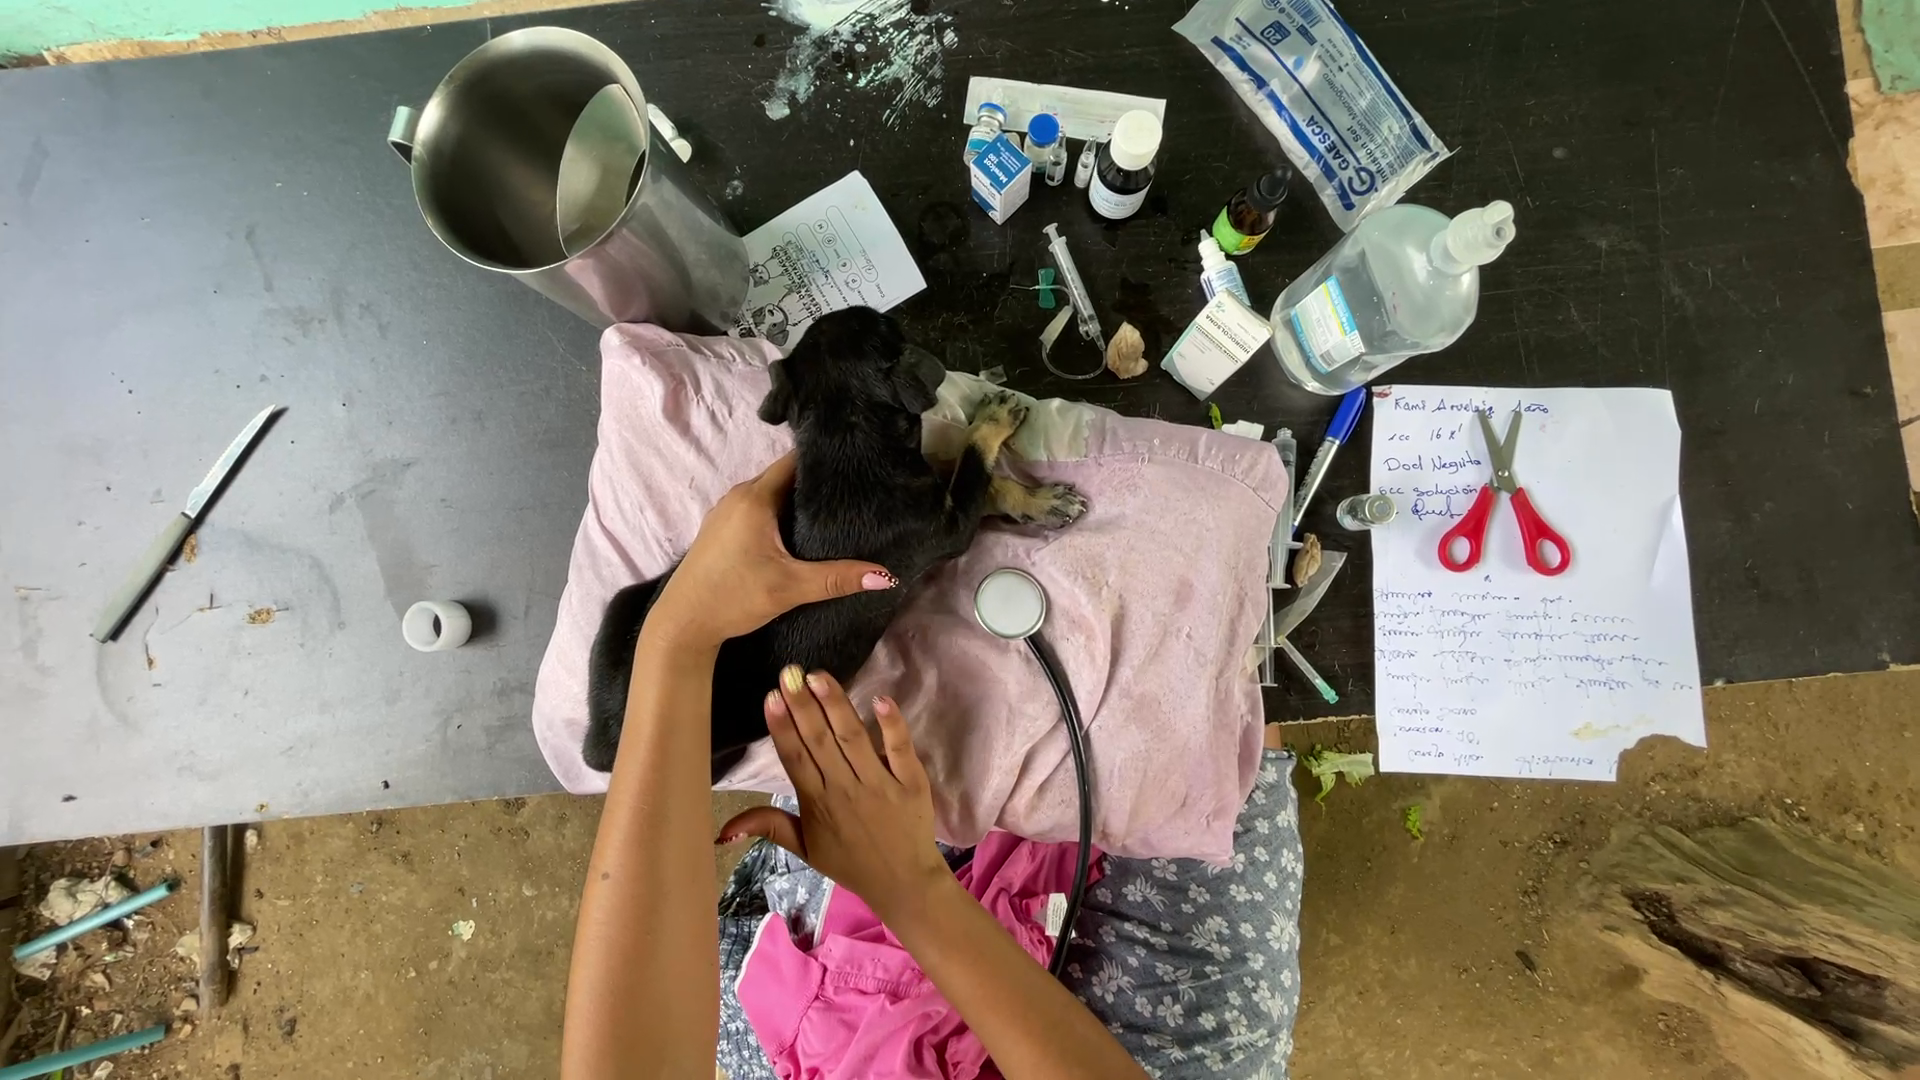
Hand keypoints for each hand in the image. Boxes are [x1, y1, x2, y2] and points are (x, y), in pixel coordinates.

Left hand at [648, 453, 895, 648]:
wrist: (681, 625)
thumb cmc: (733, 598)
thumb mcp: (790, 588)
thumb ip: (838, 579)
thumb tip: (886, 576)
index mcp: (754, 498)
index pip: (793, 462)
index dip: (822, 460)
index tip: (852, 464)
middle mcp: (737, 497)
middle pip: (782, 477)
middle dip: (814, 481)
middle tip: (851, 489)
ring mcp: (724, 513)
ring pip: (768, 494)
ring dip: (794, 499)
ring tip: (830, 508)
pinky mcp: (720, 530)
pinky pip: (756, 508)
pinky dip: (777, 512)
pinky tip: (797, 531)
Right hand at [718, 669, 951, 922]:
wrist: (904, 882)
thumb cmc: (851, 860)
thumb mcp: (805, 848)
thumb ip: (769, 827)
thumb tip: (723, 828)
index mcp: (818, 803)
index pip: (795, 759)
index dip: (782, 727)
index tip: (770, 696)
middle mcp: (846, 790)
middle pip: (821, 741)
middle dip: (803, 705)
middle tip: (789, 672)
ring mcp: (880, 784)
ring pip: (854, 738)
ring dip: (836, 705)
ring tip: (819, 676)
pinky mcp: (911, 782)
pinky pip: (900, 749)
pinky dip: (891, 724)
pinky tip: (879, 698)